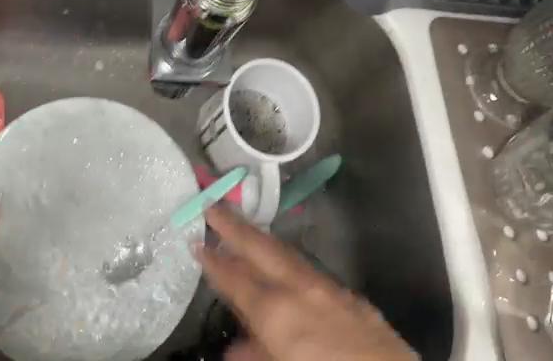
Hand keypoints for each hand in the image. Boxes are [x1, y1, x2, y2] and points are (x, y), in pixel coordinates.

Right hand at [197, 206, 417, 360]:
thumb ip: (256, 354)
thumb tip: (234, 349)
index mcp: (277, 313)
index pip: (237, 281)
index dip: (214, 263)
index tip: (196, 243)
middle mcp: (301, 292)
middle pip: (262, 251)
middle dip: (235, 228)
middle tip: (213, 205)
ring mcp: (332, 292)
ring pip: (289, 256)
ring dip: (264, 242)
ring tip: (245, 231)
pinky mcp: (356, 303)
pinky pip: (314, 273)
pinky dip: (293, 264)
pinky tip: (290, 270)